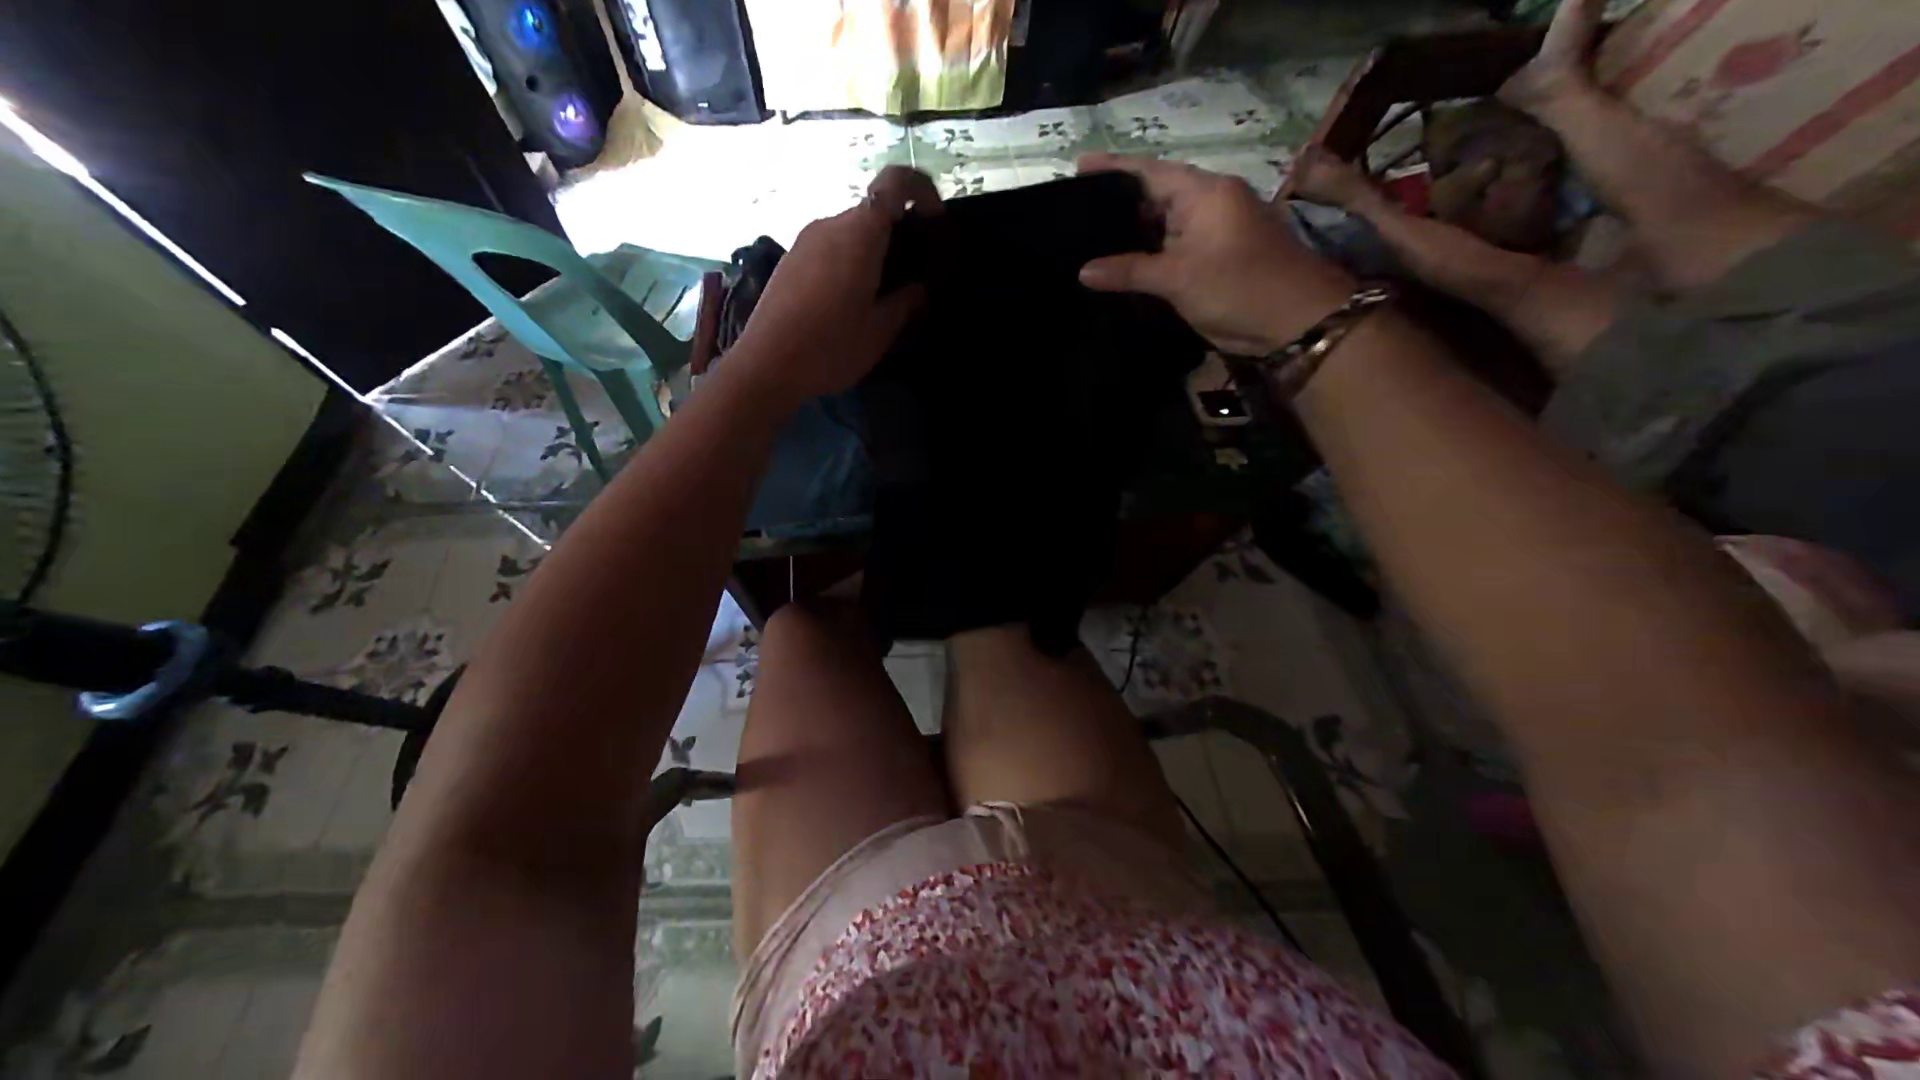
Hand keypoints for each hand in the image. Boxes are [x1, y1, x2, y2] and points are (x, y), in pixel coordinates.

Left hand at [732, 166, 937, 403]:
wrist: (765, 366)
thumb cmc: (830, 346)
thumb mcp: (880, 331)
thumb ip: (906, 303)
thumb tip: (917, 288)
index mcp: (859, 233)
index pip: (895, 183)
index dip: (921, 192)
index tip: (935, 223)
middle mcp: (830, 225)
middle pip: (873, 212)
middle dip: (899, 234)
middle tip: (913, 274)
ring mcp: (805, 241)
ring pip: (850, 233)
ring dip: (872, 252)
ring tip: (882, 295)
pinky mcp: (790, 261)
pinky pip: (830, 249)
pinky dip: (849, 263)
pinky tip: (850, 302)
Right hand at [1077, 154, 1357, 354]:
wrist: (1294, 321)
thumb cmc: (1238, 287)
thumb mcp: (1178, 278)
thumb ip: (1130, 271)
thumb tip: (1084, 271)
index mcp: (1204, 193)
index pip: (1150, 171)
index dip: (1113, 168)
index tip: (1077, 166)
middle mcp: (1208, 204)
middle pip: (1155, 195)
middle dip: (1117, 202)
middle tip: (1074, 210)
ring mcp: (1211, 233)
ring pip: (1162, 225)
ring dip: (1129, 232)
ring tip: (1085, 236)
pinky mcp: (1211, 260)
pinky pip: (1170, 249)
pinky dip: (1145, 254)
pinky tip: (1117, 265)